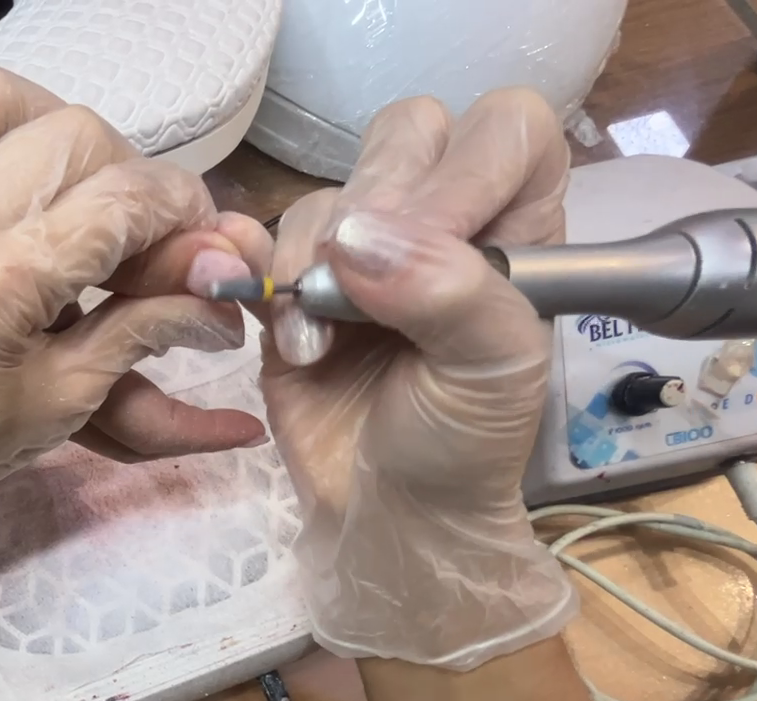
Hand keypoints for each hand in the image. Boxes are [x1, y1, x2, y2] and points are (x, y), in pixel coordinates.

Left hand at [0, 62, 266, 639]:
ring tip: (56, 189)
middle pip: (73, 135)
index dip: (181, 210)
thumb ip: (150, 318)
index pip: (123, 202)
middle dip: (122, 175)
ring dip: (46, 130)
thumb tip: (230, 272)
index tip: (196, 233)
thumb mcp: (70, 393)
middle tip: (126, 227)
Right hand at [246, 88, 578, 668]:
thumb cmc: (459, 448)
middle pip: (401, 139)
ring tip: (312, 347)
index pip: (500, 134)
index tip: (426, 255)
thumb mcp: (493, 370)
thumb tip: (352, 237)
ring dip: (304, 267)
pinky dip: (245, 274)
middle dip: (371, 208)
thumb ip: (447, 292)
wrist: (383, 512)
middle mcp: (431, 229)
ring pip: (317, 202)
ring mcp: (350, 265)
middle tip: (353, 295)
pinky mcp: (285, 301)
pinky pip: (254, 253)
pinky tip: (262, 320)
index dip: (458, 176)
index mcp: (511, 231)